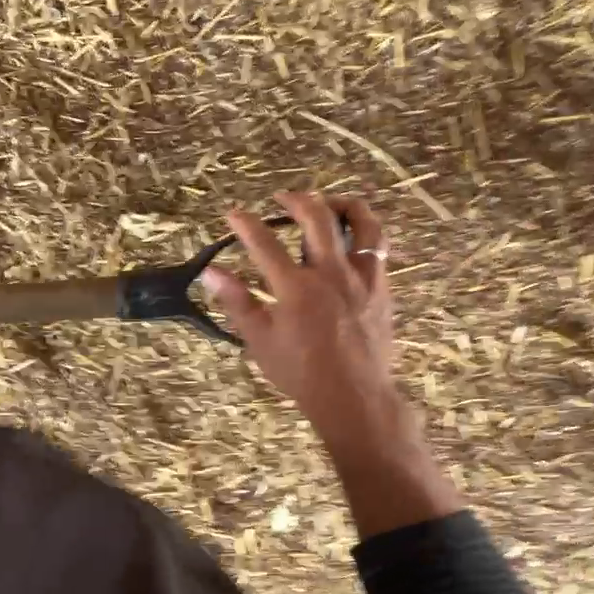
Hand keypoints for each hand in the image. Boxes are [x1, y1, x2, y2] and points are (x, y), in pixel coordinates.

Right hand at [202, 193, 395, 439]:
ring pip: (361, 224)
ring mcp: (362, 278)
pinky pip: (378, 247)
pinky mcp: (382, 287)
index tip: (233, 213)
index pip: (264, 244)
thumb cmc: (299, 372)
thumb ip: (236, 300)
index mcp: (295, 288)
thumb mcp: (258, 339)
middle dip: (296, 201)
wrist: (353, 395)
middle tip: (282, 198)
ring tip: (328, 204)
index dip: (245, 224)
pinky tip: (351, 239)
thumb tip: (210, 272)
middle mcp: (331, 274)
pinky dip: (363, 234)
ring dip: (342, 206)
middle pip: (317, 219)